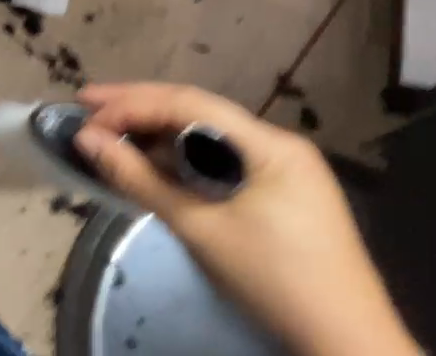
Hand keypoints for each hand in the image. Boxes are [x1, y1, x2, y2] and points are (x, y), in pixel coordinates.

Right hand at [73, 83, 417, 355]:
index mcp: (271, 147)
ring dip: (155, 128)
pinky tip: (150, 159)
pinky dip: (178, 152)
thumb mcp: (199, 228)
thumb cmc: (276, 280)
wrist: (351, 347)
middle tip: (85, 104)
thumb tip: (85, 138)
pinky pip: (219, 155)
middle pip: (196, 109)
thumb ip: (138, 179)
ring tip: (109, 130)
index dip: (131, 104)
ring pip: (205, 131)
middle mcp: (279, 146)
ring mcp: (284, 168)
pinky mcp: (280, 190)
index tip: (87, 118)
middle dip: (137, 105)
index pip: (188, 104)